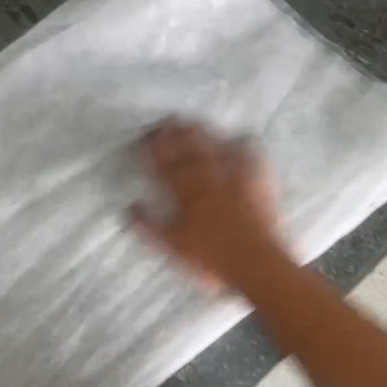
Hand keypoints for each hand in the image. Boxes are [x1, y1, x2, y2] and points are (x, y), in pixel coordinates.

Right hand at [131, 120, 292, 290]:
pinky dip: (242, 143)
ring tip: (192, 122)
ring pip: (214, 143)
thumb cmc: (211, 258)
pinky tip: (239, 138)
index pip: (161, 162)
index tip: (141, 137)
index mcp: (183, 191)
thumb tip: (128, 206)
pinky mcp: (257, 180)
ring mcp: (234, 175)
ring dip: (201, 131)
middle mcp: (206, 177)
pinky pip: (250, 153)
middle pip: (187, 145)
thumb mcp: (172, 247)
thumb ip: (148, 226)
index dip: (150, 147)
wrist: (258, 265)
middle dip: (173, 131)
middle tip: (164, 121)